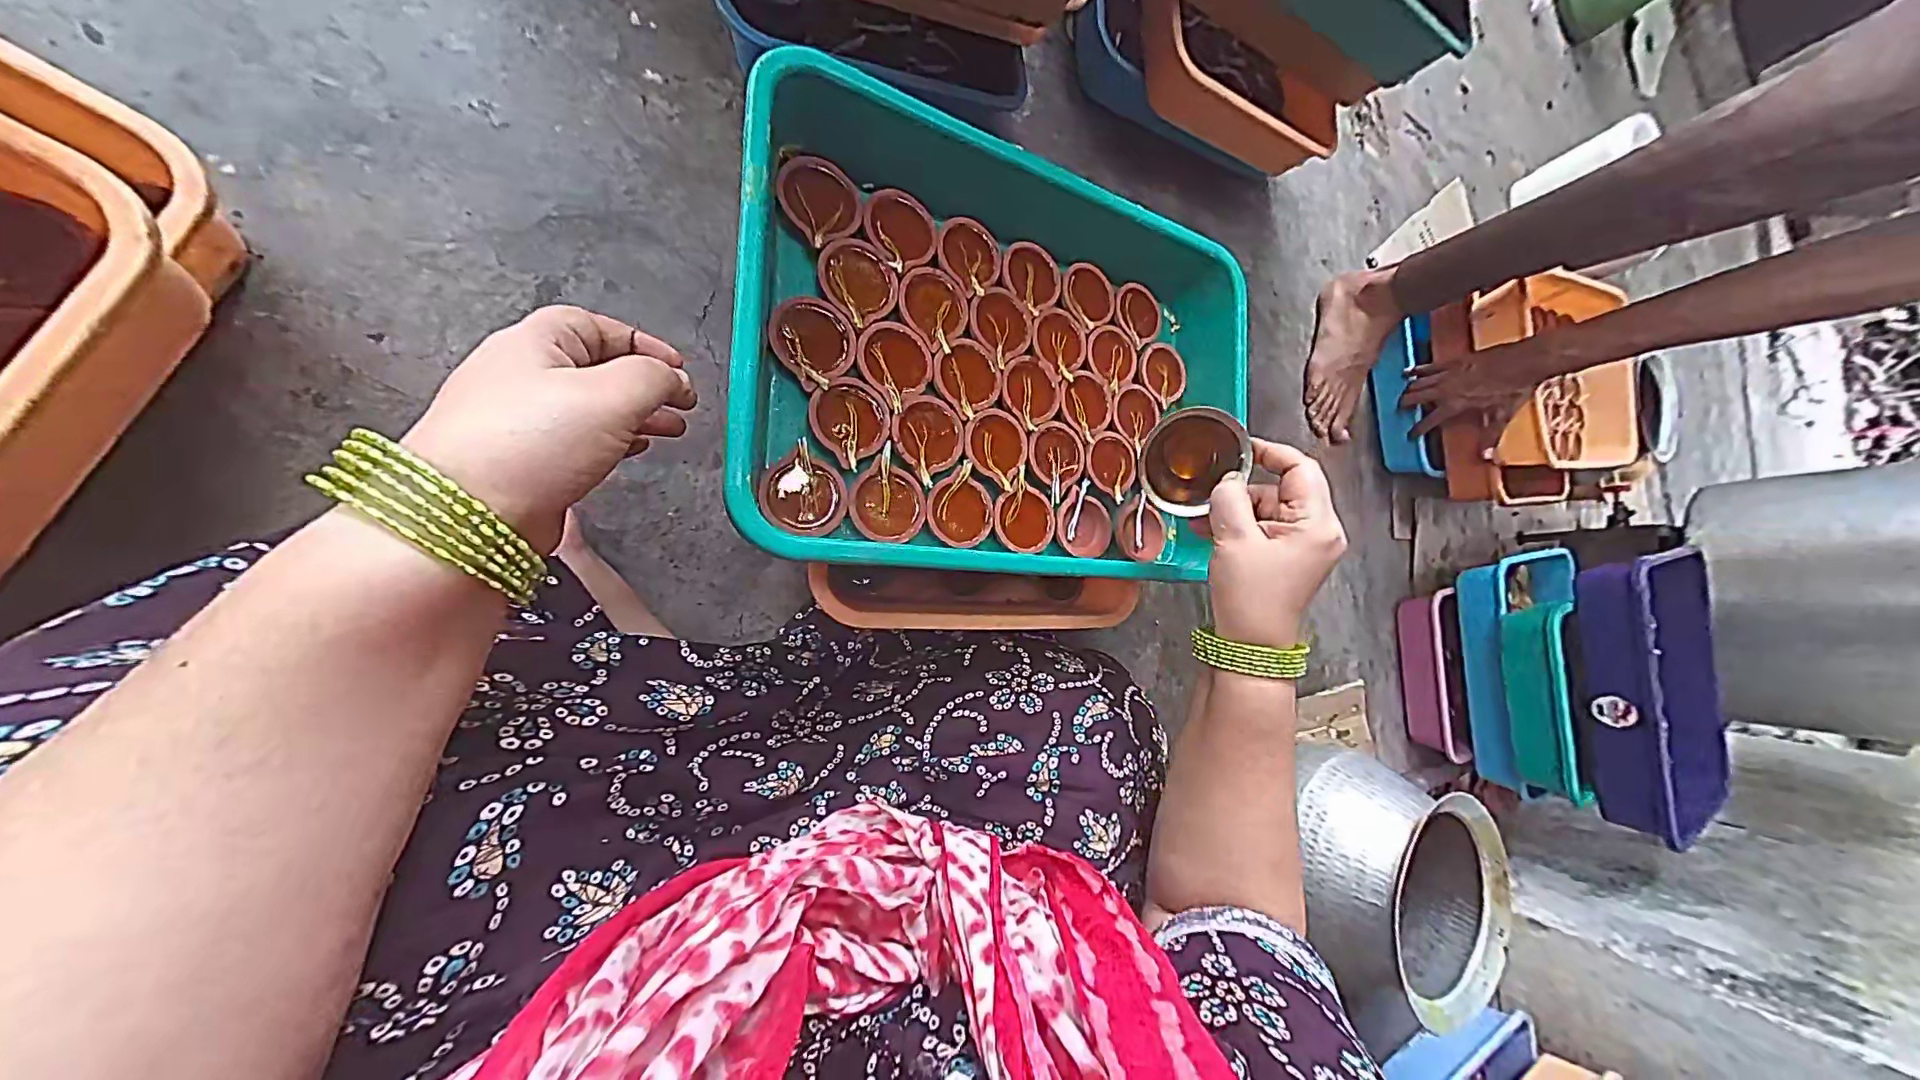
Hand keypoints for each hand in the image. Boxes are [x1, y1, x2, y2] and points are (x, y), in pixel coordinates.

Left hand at [401, 306, 696, 553]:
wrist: (471, 514)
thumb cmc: (521, 449)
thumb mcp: (612, 395)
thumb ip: (654, 378)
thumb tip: (675, 378)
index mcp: (535, 344)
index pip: (600, 326)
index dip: (646, 344)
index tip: (678, 368)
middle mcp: (522, 376)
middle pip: (599, 367)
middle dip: (647, 384)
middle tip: (679, 401)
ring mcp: (521, 419)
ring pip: (592, 406)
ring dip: (636, 414)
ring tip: (668, 427)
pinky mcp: (526, 458)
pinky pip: (579, 438)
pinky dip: (613, 440)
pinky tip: (631, 449)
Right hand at [1195, 438, 1346, 647]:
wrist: (1250, 644)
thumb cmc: (1251, 600)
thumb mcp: (1234, 540)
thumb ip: (1229, 498)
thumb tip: (1227, 480)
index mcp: (1317, 524)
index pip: (1301, 468)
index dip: (1270, 452)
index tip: (1242, 448)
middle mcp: (1319, 532)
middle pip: (1281, 489)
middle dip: (1244, 492)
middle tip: (1213, 502)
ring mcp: (1305, 545)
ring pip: (1268, 507)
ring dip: (1237, 511)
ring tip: (1210, 526)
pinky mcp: (1289, 556)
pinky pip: (1264, 527)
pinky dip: (1240, 526)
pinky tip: (1216, 534)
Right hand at [1400, 319, 1583, 452]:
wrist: (1528, 359)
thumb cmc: (1516, 387)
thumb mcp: (1504, 414)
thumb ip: (1491, 436)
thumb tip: (1486, 458)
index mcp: (1456, 404)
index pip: (1431, 420)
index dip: (1418, 429)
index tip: (1410, 436)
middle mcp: (1447, 388)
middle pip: (1417, 397)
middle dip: (1405, 405)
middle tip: (1398, 411)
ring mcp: (1449, 373)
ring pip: (1419, 382)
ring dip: (1408, 389)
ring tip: (1399, 394)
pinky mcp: (1455, 360)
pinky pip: (1430, 366)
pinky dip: (1418, 370)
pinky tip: (1409, 372)